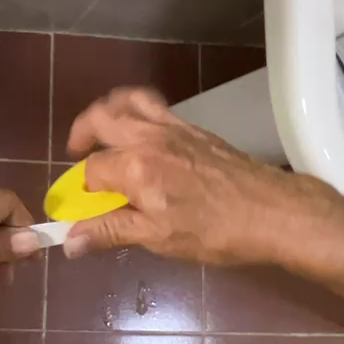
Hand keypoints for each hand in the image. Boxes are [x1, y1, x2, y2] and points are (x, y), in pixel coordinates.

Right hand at [64, 87, 334, 263]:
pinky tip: (140, 135)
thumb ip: (110, 232)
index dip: (82, 190)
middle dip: (81, 134)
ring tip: (103, 132)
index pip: (91, 171)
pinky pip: (152, 105)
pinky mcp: (191, 127)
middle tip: (78, 154)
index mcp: (135, 167)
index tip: (83, 207)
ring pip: (126, 102)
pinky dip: (134, 111)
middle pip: (100, 119)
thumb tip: (69, 242)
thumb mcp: (158, 238)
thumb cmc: (215, 231)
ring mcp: (171, 127)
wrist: (273, 212)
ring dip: (106, 112)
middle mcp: (148, 138)